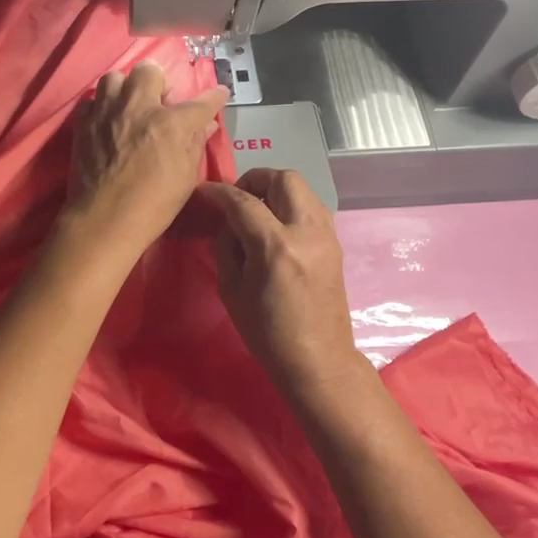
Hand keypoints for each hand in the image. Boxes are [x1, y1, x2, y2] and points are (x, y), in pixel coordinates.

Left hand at [65, 62, 227, 253]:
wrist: (104, 220)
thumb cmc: (153, 205)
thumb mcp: (186, 178)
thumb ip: (196, 144)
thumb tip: (206, 124)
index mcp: (170, 123)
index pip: (200, 101)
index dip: (213, 97)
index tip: (218, 94)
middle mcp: (137, 107)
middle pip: (149, 71)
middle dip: (158, 82)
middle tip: (159, 103)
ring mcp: (106, 112)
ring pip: (115, 78)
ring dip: (125, 89)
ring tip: (128, 108)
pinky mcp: (83, 122)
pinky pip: (92, 100)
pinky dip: (101, 107)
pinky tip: (107, 123)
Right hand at [197, 169, 356, 386]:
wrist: (317, 359)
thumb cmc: (266, 332)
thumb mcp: (231, 289)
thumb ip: (227, 246)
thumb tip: (227, 220)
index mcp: (276, 247)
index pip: (243, 202)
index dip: (219, 192)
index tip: (203, 191)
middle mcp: (306, 232)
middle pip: (283, 178)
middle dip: (254, 179)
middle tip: (236, 198)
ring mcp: (326, 235)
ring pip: (302, 187)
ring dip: (275, 189)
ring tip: (256, 210)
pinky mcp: (335, 243)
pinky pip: (311, 206)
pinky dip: (291, 203)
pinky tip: (276, 225)